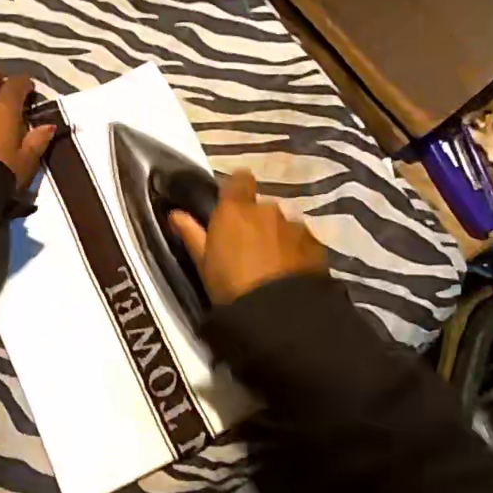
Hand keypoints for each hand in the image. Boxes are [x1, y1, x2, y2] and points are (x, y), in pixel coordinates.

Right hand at [169, 171, 325, 304]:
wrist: (278, 313)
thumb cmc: (231, 287)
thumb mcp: (204, 264)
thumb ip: (192, 234)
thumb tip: (176, 214)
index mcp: (236, 210)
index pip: (239, 179)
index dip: (237, 190)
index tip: (231, 208)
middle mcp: (268, 209)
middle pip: (262, 208)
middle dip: (257, 223)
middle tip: (249, 250)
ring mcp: (295, 226)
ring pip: (284, 226)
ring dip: (278, 239)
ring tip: (273, 268)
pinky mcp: (316, 245)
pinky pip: (303, 243)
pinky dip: (297, 254)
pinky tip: (291, 276)